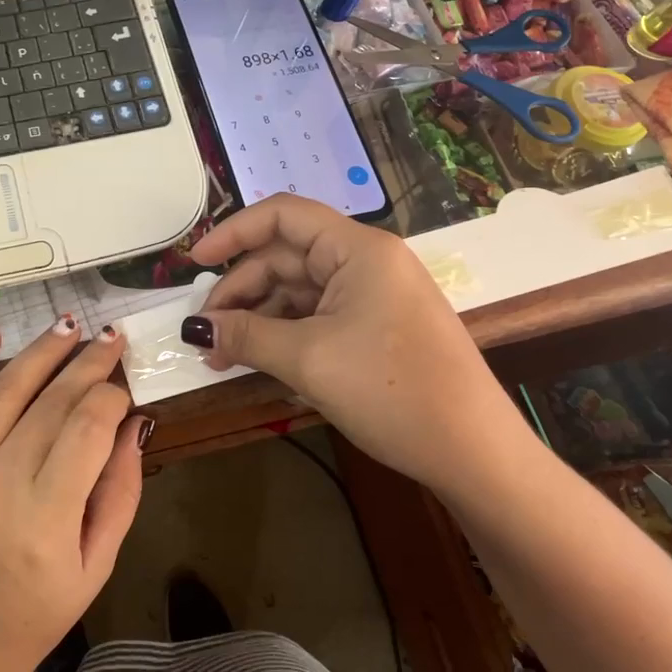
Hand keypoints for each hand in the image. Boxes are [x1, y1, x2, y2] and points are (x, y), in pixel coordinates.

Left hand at [0, 316, 150, 671]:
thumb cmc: (34, 612)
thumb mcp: (96, 567)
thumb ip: (121, 493)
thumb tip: (134, 423)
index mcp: (45, 523)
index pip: (85, 431)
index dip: (110, 398)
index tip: (124, 389)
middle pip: (49, 406)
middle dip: (85, 365)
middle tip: (108, 337)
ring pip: (1, 395)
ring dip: (38, 353)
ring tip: (67, 326)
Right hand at [182, 193, 524, 491]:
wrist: (477, 456)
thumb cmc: (393, 391)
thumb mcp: (309, 360)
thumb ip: (246, 335)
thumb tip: (194, 327)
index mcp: (358, 249)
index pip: (282, 216)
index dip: (232, 232)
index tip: (194, 264)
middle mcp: (367, 262)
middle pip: (285, 257)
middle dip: (240, 293)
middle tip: (204, 335)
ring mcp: (374, 296)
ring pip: (297, 291)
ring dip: (258, 319)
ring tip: (223, 358)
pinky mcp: (377, 328)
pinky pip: (317, 316)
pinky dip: (284, 335)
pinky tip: (259, 363)